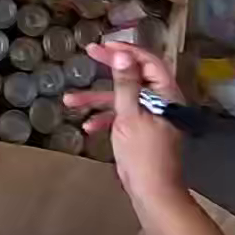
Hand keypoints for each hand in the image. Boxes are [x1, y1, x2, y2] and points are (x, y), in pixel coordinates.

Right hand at [62, 42, 185, 203]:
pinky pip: (121, 116)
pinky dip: (105, 118)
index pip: (148, 62)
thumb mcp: (129, 115)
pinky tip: (88, 126)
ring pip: (122, 98)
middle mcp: (161, 101)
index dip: (127, 50)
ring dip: (97, 99)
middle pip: (134, 76)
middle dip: (109, 67)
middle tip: (89, 53)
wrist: (151, 190)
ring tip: (70, 100)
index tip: (104, 45)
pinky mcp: (141, 130)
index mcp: (165, 94)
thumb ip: (125, 83)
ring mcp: (151, 116)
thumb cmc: (143, 152)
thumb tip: (122, 54)